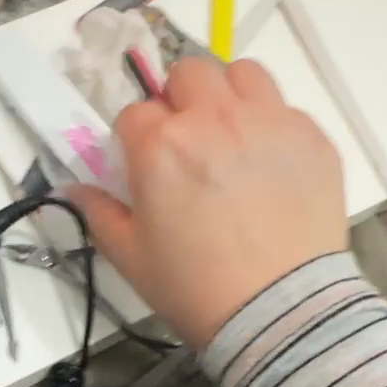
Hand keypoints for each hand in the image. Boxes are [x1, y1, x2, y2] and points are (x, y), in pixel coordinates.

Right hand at [68, 58, 349, 349]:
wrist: (276, 312)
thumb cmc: (193, 289)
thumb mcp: (131, 259)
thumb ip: (100, 213)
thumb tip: (74, 189)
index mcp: (161, 146)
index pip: (134, 114)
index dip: (134, 140)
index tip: (142, 167)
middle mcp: (214, 118)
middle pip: (188, 74)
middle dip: (179, 102)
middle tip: (185, 145)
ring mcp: (269, 121)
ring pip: (241, 74)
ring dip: (227, 97)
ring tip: (229, 138)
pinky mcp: (311, 136)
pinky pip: (284, 108)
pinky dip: (270, 128)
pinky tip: (268, 169)